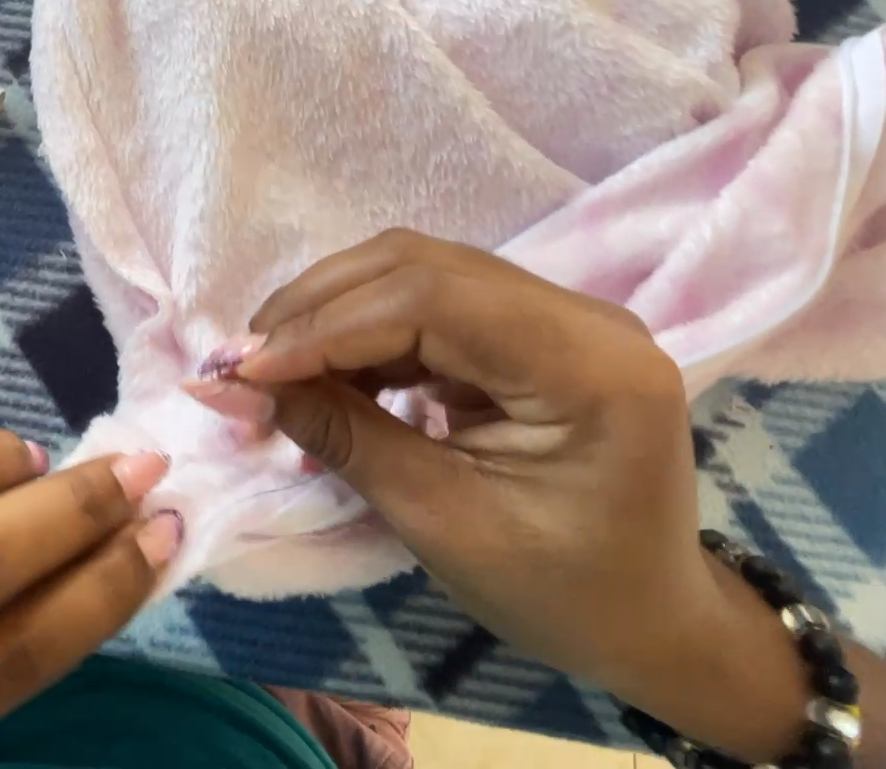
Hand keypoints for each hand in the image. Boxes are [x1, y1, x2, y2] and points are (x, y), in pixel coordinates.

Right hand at [223, 230, 808, 761]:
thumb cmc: (558, 591)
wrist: (649, 619)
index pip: (430, 301)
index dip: (325, 325)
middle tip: (245, 359)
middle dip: (315, 306)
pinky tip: (321, 366)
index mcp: (589, 368)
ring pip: (411, 269)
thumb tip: (237, 385)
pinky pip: (420, 299)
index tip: (248, 370)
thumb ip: (339, 435)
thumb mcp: (439, 521)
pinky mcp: (523, 325)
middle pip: (416, 265)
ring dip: (328, 308)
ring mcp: (553, 312)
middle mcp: (579, 315)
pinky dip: (356, 326)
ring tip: (272, 361)